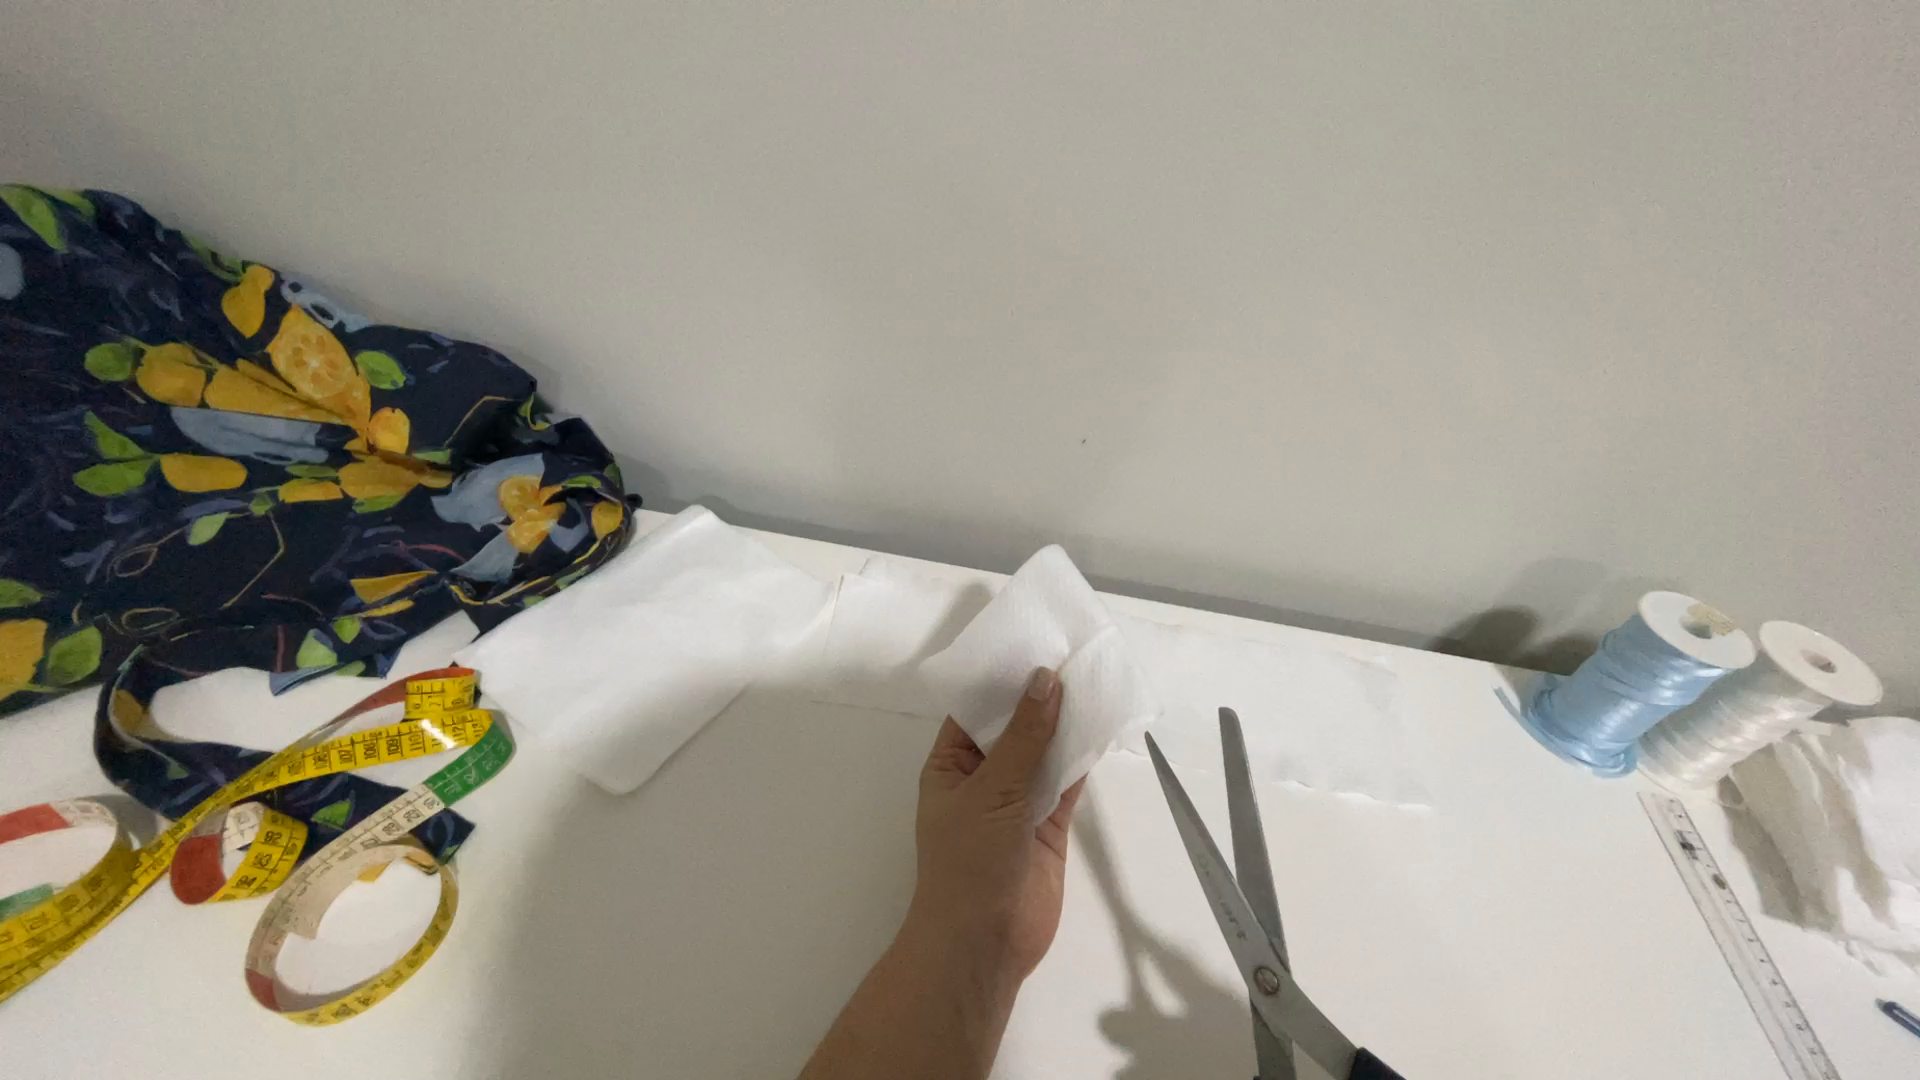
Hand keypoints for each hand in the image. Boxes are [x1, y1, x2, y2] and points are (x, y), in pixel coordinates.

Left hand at [902, 666, 1087, 988]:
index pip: (973, 710)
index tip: (1030, 646)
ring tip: (1091, 681)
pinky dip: (1081, 758)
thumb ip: (1024, 737)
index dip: (1000, 680)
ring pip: (1042, 752)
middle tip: (1070, 655)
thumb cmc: (969, 860)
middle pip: (1012, 728)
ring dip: (1063, 725)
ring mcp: (1016, 800)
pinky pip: (1065, 782)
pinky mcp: (1047, 824)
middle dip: (1037, 699)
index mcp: (950, 764)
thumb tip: (1044, 680)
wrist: (984, 945)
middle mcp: (982, 776)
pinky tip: (1100, 728)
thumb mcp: (993, 789)